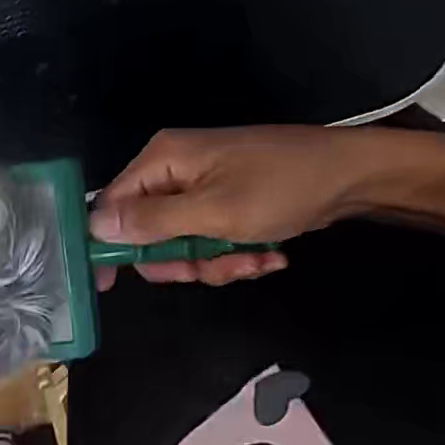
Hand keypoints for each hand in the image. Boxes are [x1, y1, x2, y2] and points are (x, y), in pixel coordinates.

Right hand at [89, 126, 385, 288]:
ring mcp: (207, 187)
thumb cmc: (280, 188)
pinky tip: (271, 254)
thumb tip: (94, 226)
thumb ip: (153, 221)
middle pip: (150, 232)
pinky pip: (215, 240)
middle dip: (185, 260)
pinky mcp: (231, 203)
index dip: (110, 245)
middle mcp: (178, 171)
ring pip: (187, 244)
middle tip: (212, 268)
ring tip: (256, 258)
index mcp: (164, 160)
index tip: (110, 285)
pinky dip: (239, 254)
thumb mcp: (214, 212)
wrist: (350, 177)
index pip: (112, 205)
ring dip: (219, 262)